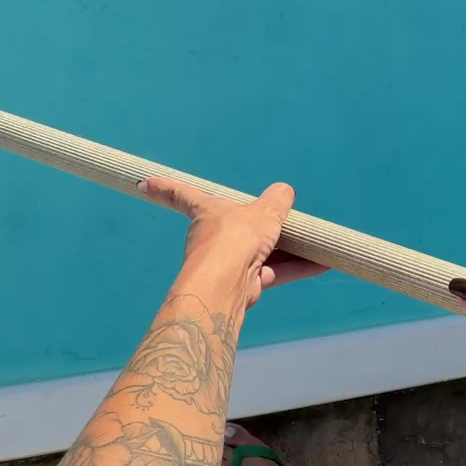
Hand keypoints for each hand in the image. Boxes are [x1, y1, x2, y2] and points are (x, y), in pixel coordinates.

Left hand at [141, 178, 327, 299]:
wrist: (228, 283)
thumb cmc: (237, 237)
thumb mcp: (264, 212)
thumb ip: (277, 200)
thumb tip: (284, 191)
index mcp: (208, 211)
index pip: (182, 194)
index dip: (165, 187)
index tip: (144, 182)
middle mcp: (215, 236)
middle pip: (240, 227)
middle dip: (263, 226)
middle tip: (287, 221)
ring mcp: (229, 261)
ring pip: (262, 251)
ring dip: (288, 249)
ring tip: (317, 243)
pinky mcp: (245, 283)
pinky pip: (275, 270)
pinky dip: (297, 267)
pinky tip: (322, 263)